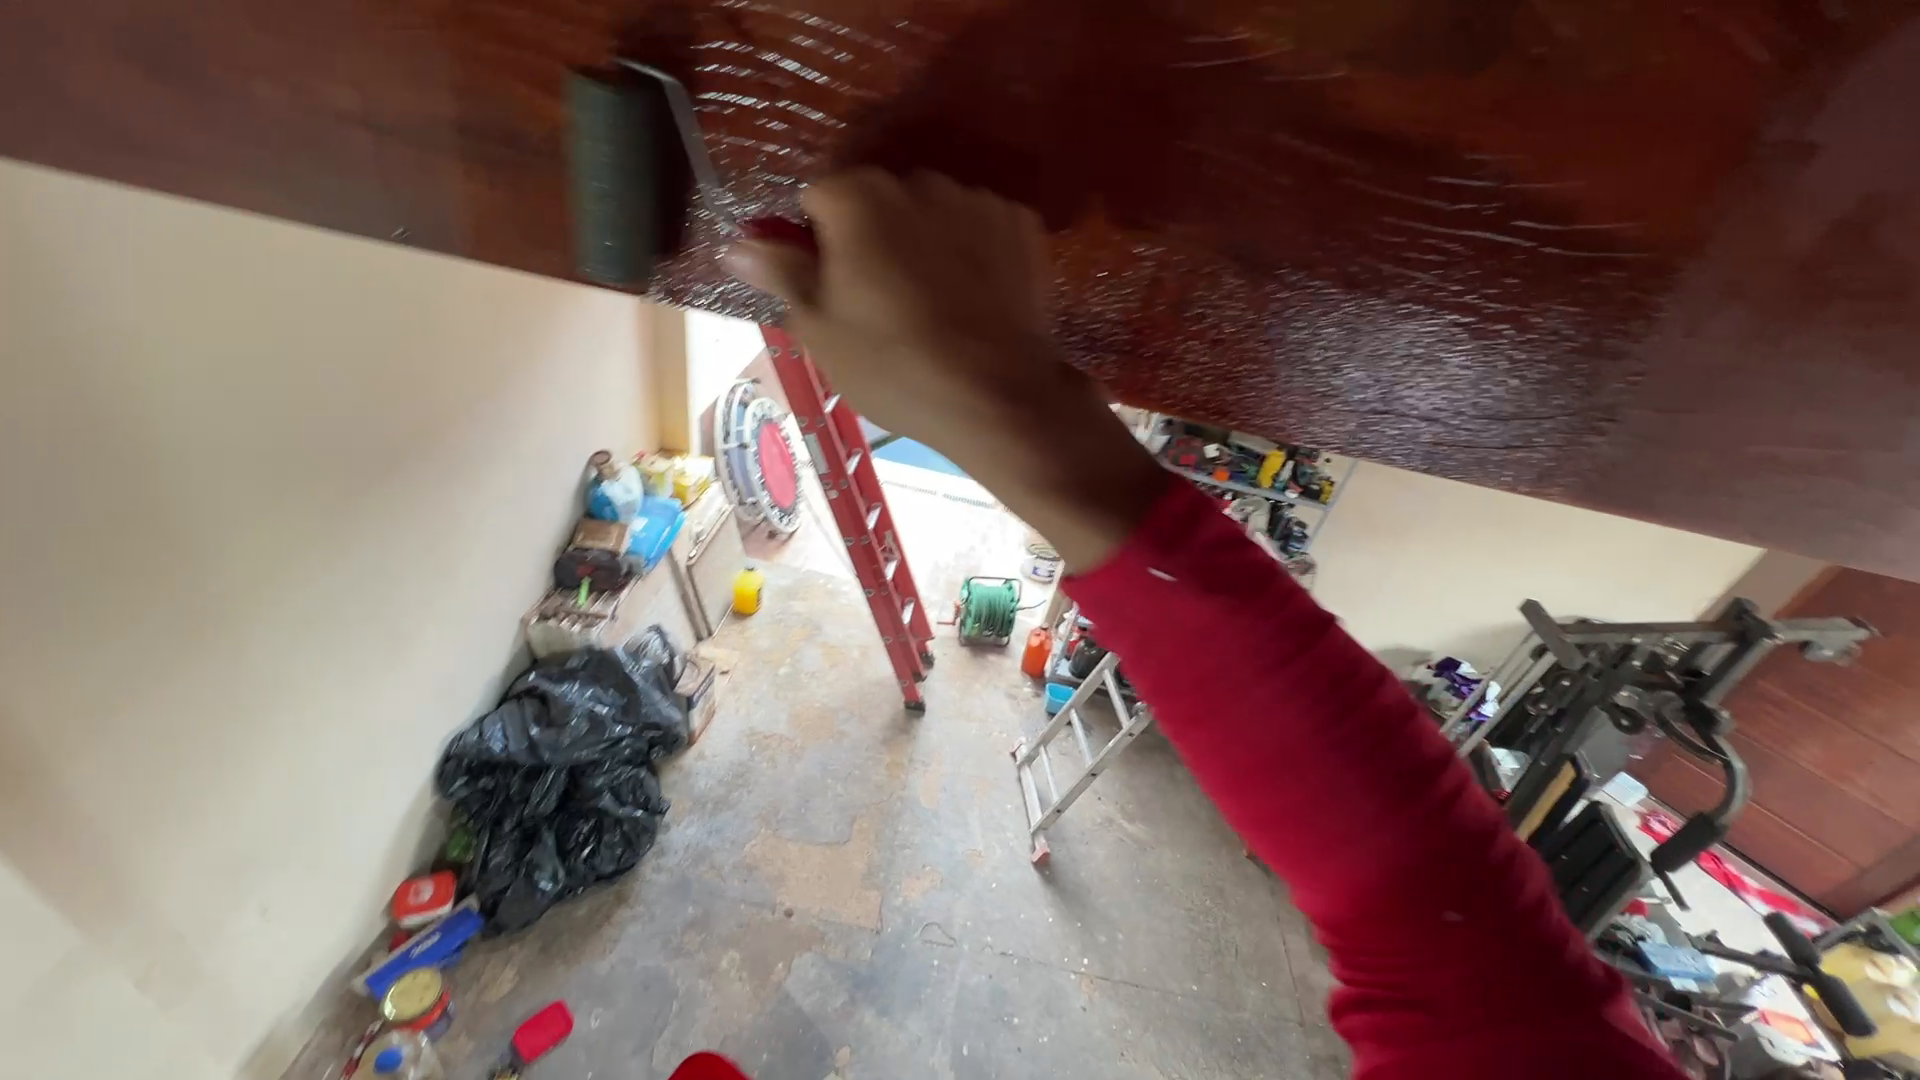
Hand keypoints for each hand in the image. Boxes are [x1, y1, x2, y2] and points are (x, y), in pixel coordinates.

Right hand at [721, 168, 1167, 569]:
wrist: (997, 397)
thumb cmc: (893, 368)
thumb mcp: (821, 331)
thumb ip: (781, 274)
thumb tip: (736, 245)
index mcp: (857, 198)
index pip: (817, 199)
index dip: (817, 242)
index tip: (832, 288)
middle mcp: (918, 182)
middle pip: (878, 201)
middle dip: (873, 238)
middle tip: (882, 303)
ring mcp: (976, 200)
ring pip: (932, 213)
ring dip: (925, 243)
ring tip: (935, 307)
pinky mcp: (1023, 227)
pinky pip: (981, 229)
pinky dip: (974, 253)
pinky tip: (975, 301)